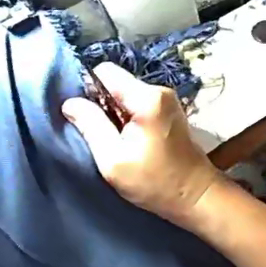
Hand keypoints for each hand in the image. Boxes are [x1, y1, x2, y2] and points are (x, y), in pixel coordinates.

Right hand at [62, 64, 221, 226]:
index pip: (107, 72)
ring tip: (112, 141)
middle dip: (101, 104)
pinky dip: (127, 119)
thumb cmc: (154, 181)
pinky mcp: (169, 112)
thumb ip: (91, 126)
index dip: (88, 89)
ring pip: (126, 95)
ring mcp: (167, 100)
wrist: (196, 195)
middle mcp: (160, 91)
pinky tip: (128, 142)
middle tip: (97, 133)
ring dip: (114, 114)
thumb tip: (69, 102)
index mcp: (147, 97)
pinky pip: (138, 105)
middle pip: (117, 83)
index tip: (83, 115)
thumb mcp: (113, 159)